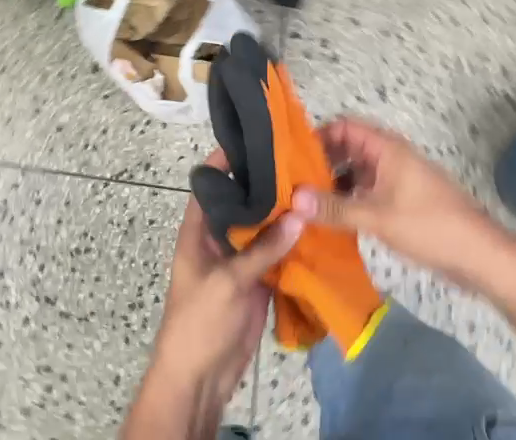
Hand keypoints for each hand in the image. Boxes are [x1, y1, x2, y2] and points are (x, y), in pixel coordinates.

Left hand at [139, 152, 302, 422]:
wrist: (199, 377)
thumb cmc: (198, 321)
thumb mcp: (228, 281)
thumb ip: (263, 248)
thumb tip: (299, 214)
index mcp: (198, 231)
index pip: (211, 185)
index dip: (228, 161)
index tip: (257, 139)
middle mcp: (218, 239)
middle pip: (243, 204)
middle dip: (267, 186)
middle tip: (300, 161)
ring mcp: (240, 261)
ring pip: (263, 229)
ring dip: (284, 215)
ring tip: (315, 188)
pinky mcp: (258, 282)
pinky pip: (277, 256)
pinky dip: (294, 245)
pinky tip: (318, 228)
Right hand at [293, 118, 515, 288]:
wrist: (479, 255)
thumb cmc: (429, 226)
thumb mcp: (377, 217)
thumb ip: (334, 208)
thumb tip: (293, 199)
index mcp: (387, 148)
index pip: (345, 126)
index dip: (318, 136)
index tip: (293, 158)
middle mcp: (391, 157)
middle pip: (348, 147)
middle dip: (322, 162)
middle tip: (293, 183)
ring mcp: (398, 179)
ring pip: (357, 171)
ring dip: (334, 183)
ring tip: (306, 203)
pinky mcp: (402, 201)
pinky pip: (368, 190)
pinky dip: (350, 199)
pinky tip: (333, 219)